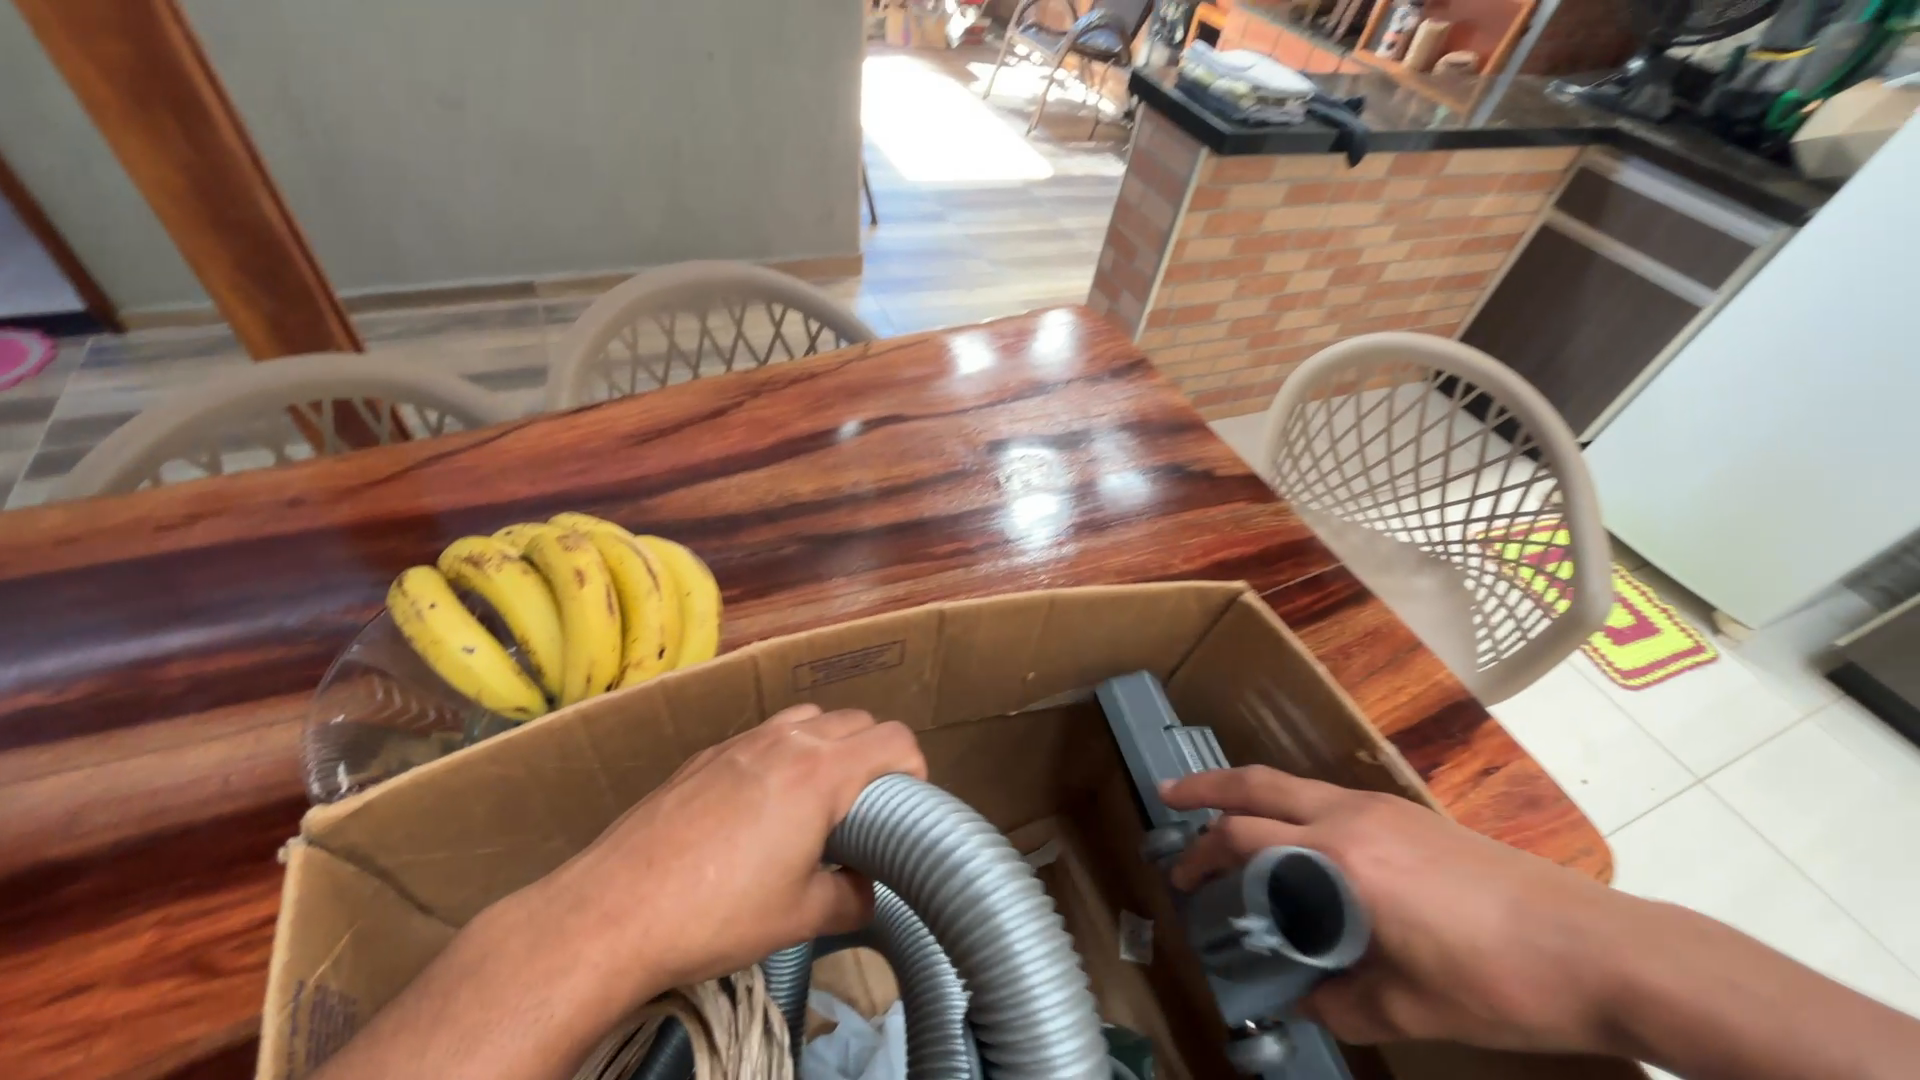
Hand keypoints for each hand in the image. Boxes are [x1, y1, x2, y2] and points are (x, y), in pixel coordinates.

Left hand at [519, 705, 925, 1010]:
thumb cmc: (717, 913)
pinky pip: (764, 734)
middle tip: (868, 807)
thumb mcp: (800, 917)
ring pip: (808, 717)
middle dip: (875, 754)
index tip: (909, 806)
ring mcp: (741, 742)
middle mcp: (786, 742)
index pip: (894, 739)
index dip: (915, 769)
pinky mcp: (705, 755)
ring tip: (818, 797)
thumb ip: (851, 898)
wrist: (613, 911)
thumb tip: (866, 892)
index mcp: (821, 773)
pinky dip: (784, 752)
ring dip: (829, 744)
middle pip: (856, 720)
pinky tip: (762, 805)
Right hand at [1163, 766, 1634, 1054]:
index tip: (1182, 880)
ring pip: (1294, 783)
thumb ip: (1340, 1001)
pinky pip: (1329, 797)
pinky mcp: (1412, 815)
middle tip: (1168, 793)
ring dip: (1251, 793)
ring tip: (1225, 814)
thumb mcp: (1409, 1007)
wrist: (1601, 950)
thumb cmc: (1497, 983)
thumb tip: (1303, 1002)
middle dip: (1206, 787)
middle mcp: (1352, 817)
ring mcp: (1384, 809)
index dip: (1202, 855)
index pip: (1244, 838)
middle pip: (1258, 784)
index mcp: (1339, 860)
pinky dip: (1293, 806)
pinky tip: (1302, 842)